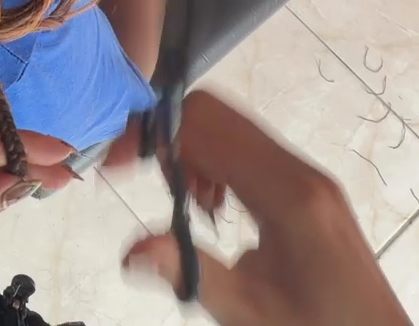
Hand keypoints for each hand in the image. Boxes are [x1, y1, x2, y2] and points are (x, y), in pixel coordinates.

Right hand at [120, 92, 411, 325]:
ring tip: (185, 198)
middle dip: (168, 135)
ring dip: (188, 147)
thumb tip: (129, 249)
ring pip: (224, 123)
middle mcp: (299, 171)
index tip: (115, 161)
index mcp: (289, 195)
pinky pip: (241, 144)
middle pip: (212, 111)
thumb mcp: (250, 313)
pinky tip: (210, 201)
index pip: (204, 128)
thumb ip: (188, 271)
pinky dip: (209, 157)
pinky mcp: (302, 182)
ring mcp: (304, 173)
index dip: (151, 137)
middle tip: (154, 178)